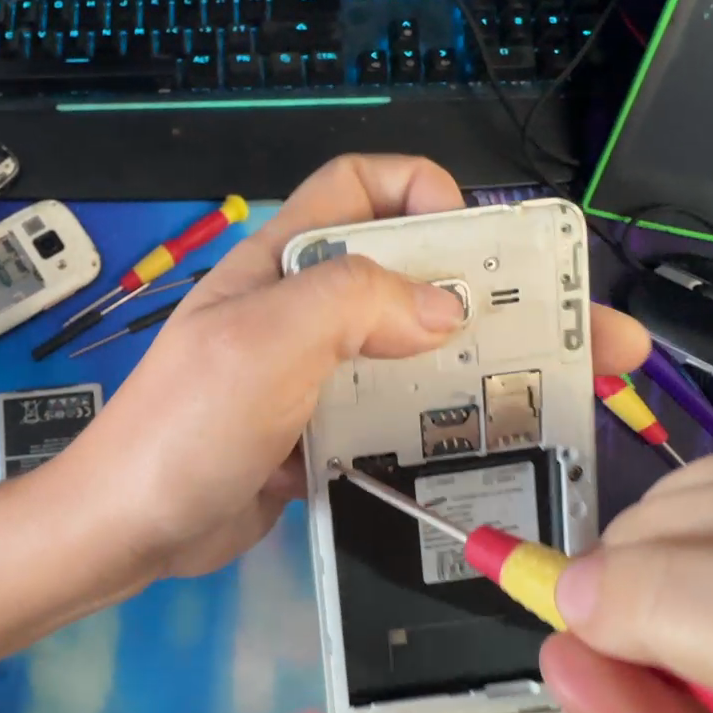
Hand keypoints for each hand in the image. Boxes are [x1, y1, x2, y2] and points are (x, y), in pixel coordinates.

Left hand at [53, 154, 651, 579]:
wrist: (131, 526)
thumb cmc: (188, 424)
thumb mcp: (265, 340)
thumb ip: (353, 302)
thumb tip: (442, 309)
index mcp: (281, 265)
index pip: (358, 186)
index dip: (420, 191)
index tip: (475, 245)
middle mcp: (300, 311)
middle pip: (406, 276)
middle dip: (492, 294)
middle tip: (581, 336)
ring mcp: (310, 376)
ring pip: (407, 352)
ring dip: (478, 368)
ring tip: (560, 400)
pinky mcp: (318, 434)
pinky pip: (389, 415)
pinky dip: (436, 424)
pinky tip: (488, 449)